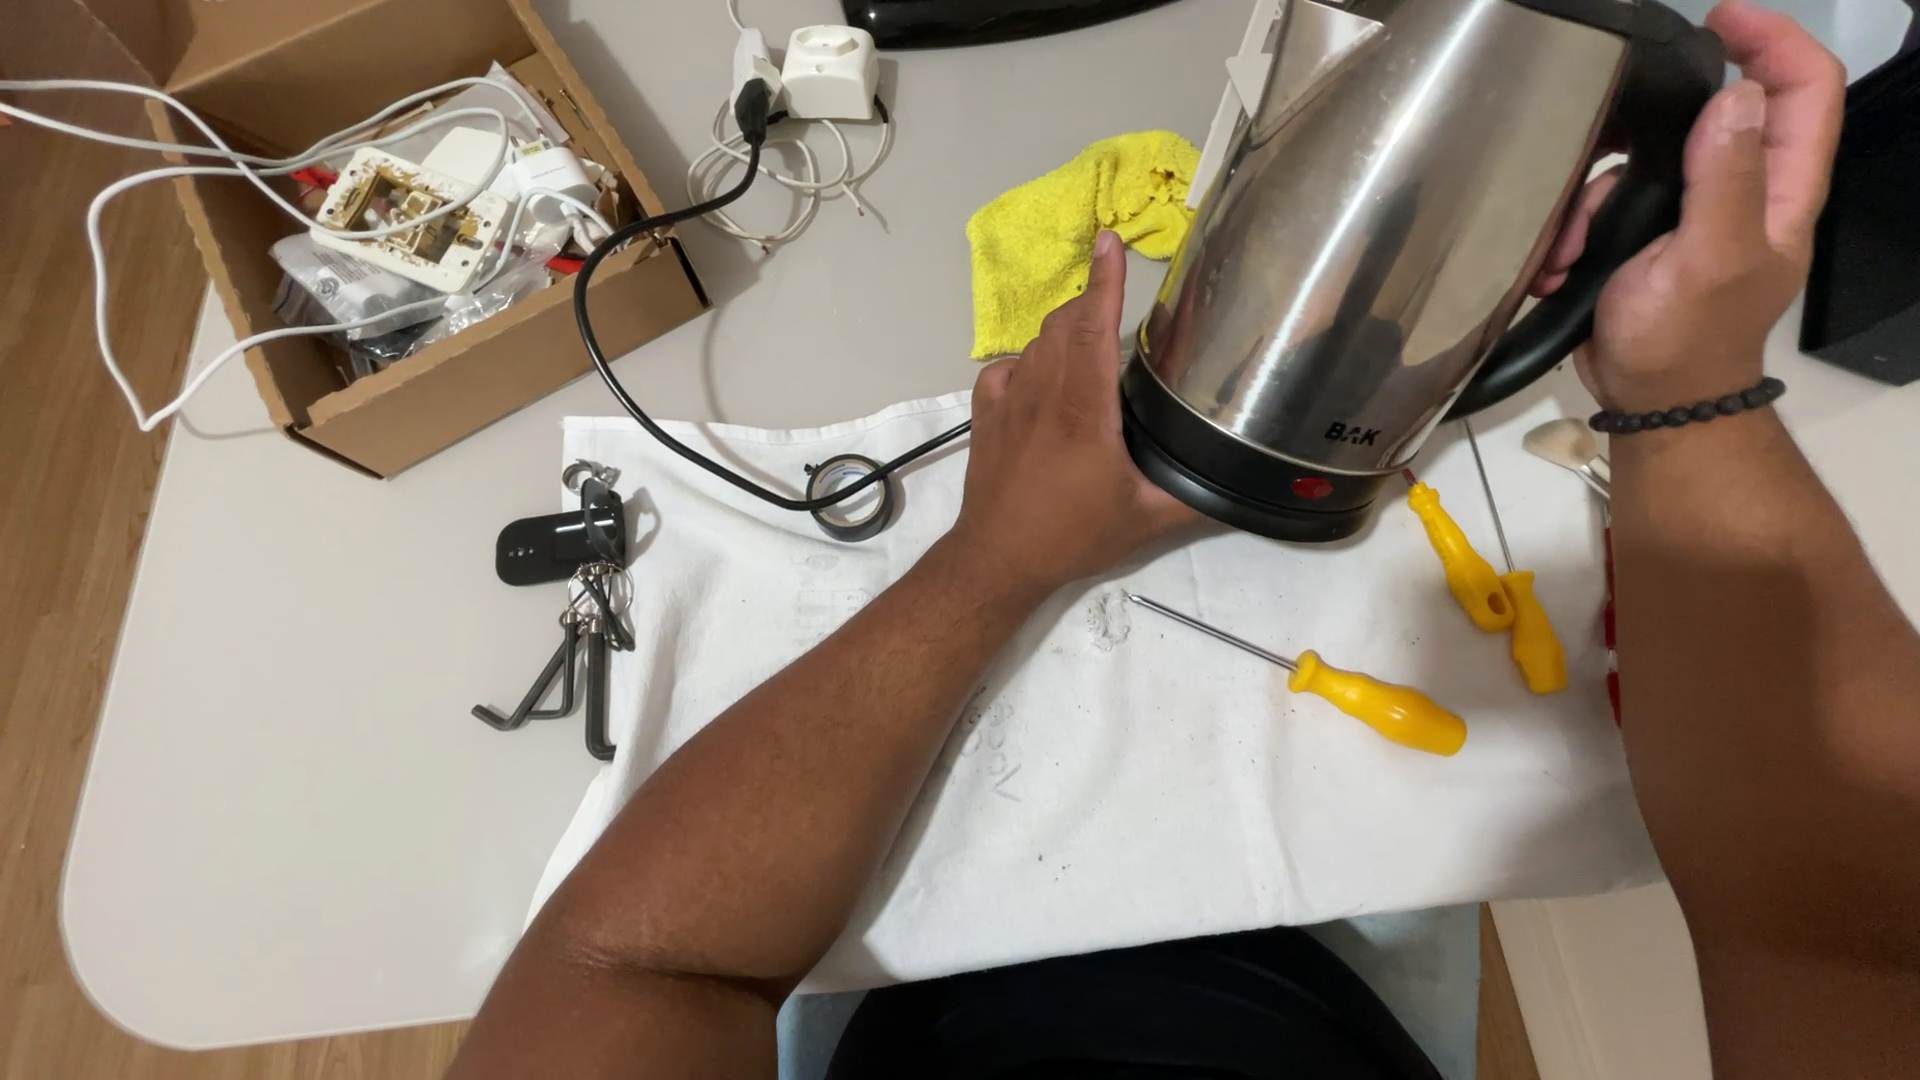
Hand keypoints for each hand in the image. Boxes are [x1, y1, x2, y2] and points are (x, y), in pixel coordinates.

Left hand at [947, 230, 1196, 592]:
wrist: (998, 558)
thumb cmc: (1070, 537)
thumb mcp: (1143, 521)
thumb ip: (1194, 500)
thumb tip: (1241, 490)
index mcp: (1084, 411)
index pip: (1094, 328)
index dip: (1105, 281)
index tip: (1111, 241)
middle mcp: (1042, 394)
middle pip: (1063, 324)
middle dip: (1090, 304)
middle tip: (1116, 315)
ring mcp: (1007, 403)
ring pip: (1035, 344)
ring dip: (1062, 335)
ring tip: (1086, 353)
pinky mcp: (984, 417)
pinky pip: (1004, 368)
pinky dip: (1027, 364)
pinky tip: (1041, 383)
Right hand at [1530, 1, 1844, 412]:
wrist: (1650, 396)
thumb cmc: (1686, 337)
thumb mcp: (1710, 258)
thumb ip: (1727, 179)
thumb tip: (1731, 99)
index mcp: (1780, 190)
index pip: (1799, 91)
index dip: (1770, 44)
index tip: (1719, 20)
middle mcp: (1738, 195)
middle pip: (1703, 130)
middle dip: (1643, 143)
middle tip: (1600, 154)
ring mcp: (1685, 223)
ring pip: (1637, 177)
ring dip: (1591, 208)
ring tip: (1569, 251)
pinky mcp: (1639, 249)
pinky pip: (1603, 219)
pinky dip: (1573, 239)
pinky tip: (1558, 269)